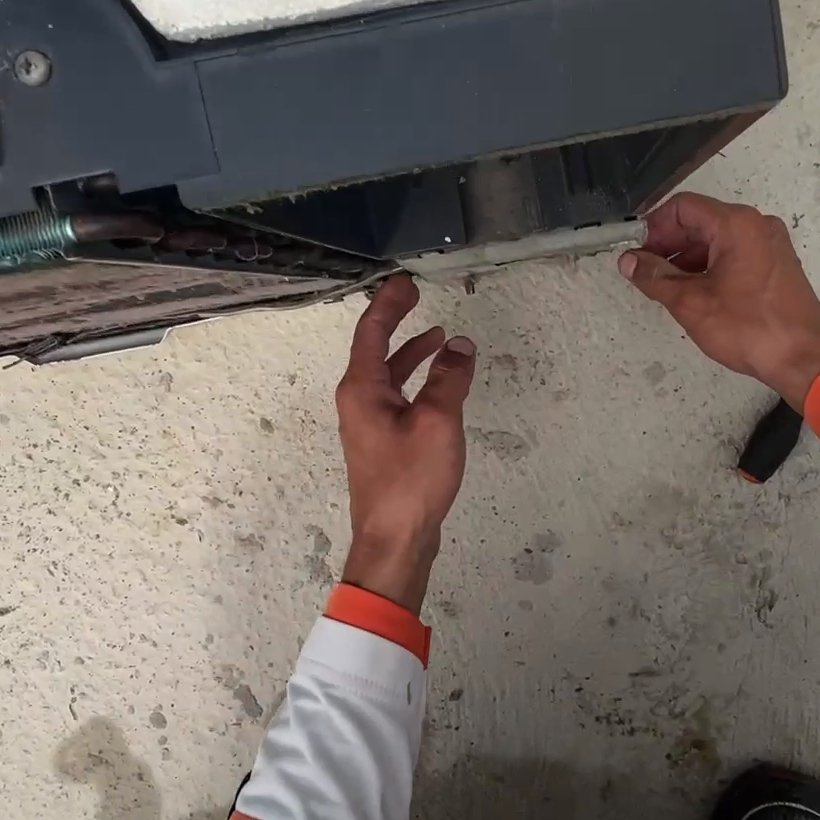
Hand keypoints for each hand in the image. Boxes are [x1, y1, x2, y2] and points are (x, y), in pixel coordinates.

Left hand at [334, 274, 477, 612]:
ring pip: (388, 375)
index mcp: (363, 389)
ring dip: (411, 352)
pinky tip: (438, 386)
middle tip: (415, 297)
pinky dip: (415, 381)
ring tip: (439, 336)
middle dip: (396, 321)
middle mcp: (359, 401)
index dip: (389, 303)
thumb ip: (450, 378)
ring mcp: (369, 424)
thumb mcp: (438, 421)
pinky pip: (397, 397)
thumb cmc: (412, 478)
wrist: (394, 538)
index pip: (372, 332)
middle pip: (375, 349)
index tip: (406, 282)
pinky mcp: (384, 443)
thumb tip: (460, 345)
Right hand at [619, 192, 819, 405]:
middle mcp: (757, 226)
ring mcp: (770, 245)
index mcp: (736, 224)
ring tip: (665, 286)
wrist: (802, 359)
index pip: (683, 207)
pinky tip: (694, 292)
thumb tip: (629, 262)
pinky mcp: (776, 266)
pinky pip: (735, 254)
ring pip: (717, 239)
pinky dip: (710, 266)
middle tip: (644, 271)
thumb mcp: (690, 302)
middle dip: (668, 243)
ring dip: (687, 258)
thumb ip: (655, 277)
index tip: (635, 251)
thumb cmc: (750, 329)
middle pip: (701, 221)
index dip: (653, 227)